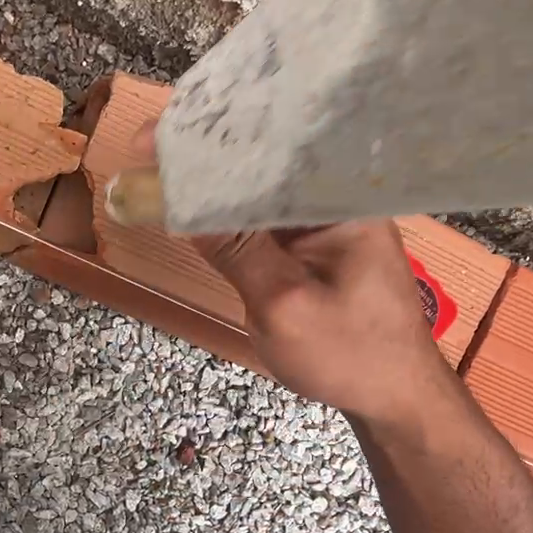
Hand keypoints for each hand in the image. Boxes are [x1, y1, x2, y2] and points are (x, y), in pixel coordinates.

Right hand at [125, 119, 450, 420]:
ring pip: (256, 185)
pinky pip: (260, 214)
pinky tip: (188, 204)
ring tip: (153, 168)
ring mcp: (321, 219)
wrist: (391, 392)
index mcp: (341, 198)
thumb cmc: (347, 353)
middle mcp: (334, 196)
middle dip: (201, 150)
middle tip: (141, 149)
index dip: (207, 140)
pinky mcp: (307, 242)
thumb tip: (177, 202)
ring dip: (208, 179)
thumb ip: (235, 248)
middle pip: (262, 157)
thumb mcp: (282, 302)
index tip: (151, 140)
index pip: (267, 149)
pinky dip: (222, 209)